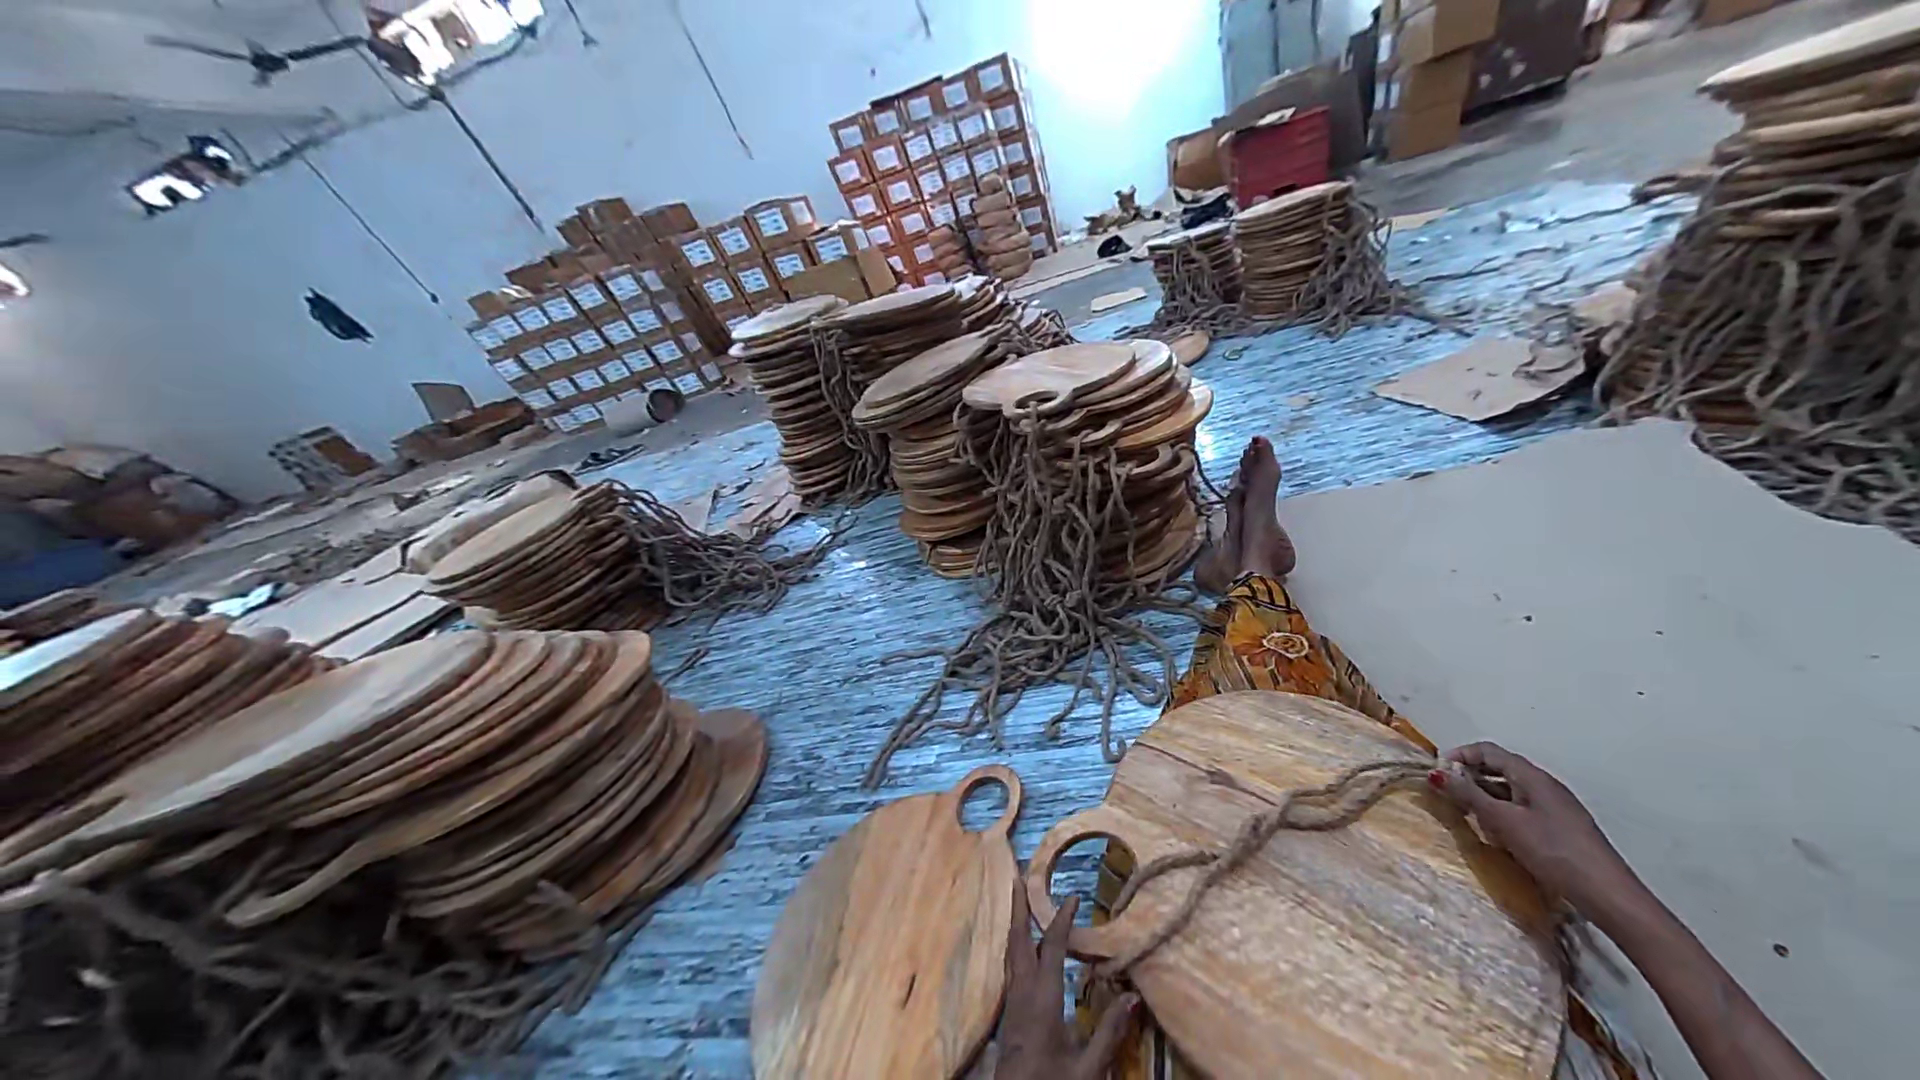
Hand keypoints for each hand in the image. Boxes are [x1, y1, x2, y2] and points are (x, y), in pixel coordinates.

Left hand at [996, 886, 1135, 1079]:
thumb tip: (1134, 997)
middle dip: (1019, 906)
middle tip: (1018, 876)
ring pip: (1010, 950)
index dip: (1062, 919)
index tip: (1074, 896)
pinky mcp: (1008, 1011)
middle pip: (1018, 939)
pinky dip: (1015, 943)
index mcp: (1042, 998)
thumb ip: (1110, 1033)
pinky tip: (1020, 945)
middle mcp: (1022, 991)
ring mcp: (1011, 1000)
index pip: (1052, 947)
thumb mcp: (1087, 1068)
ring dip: (1015, 922)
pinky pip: (1009, 964)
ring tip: (1017, 899)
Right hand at [1430, 742, 1648, 927]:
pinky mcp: (1560, 827)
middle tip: (1448, 794)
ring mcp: (1555, 807)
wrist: (1608, 896)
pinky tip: (1497, 834)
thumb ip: (1468, 795)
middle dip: (1470, 777)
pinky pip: (1521, 808)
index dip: (1459, 755)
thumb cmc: (1553, 851)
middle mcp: (1545, 786)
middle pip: (1499, 768)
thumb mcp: (1503, 821)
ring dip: (1485, 796)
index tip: (1437, 772)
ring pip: (1509, 790)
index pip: (1488, 751)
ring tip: (1468, 815)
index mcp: (1533, 777)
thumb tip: (1436, 772)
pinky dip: (1502, 812)